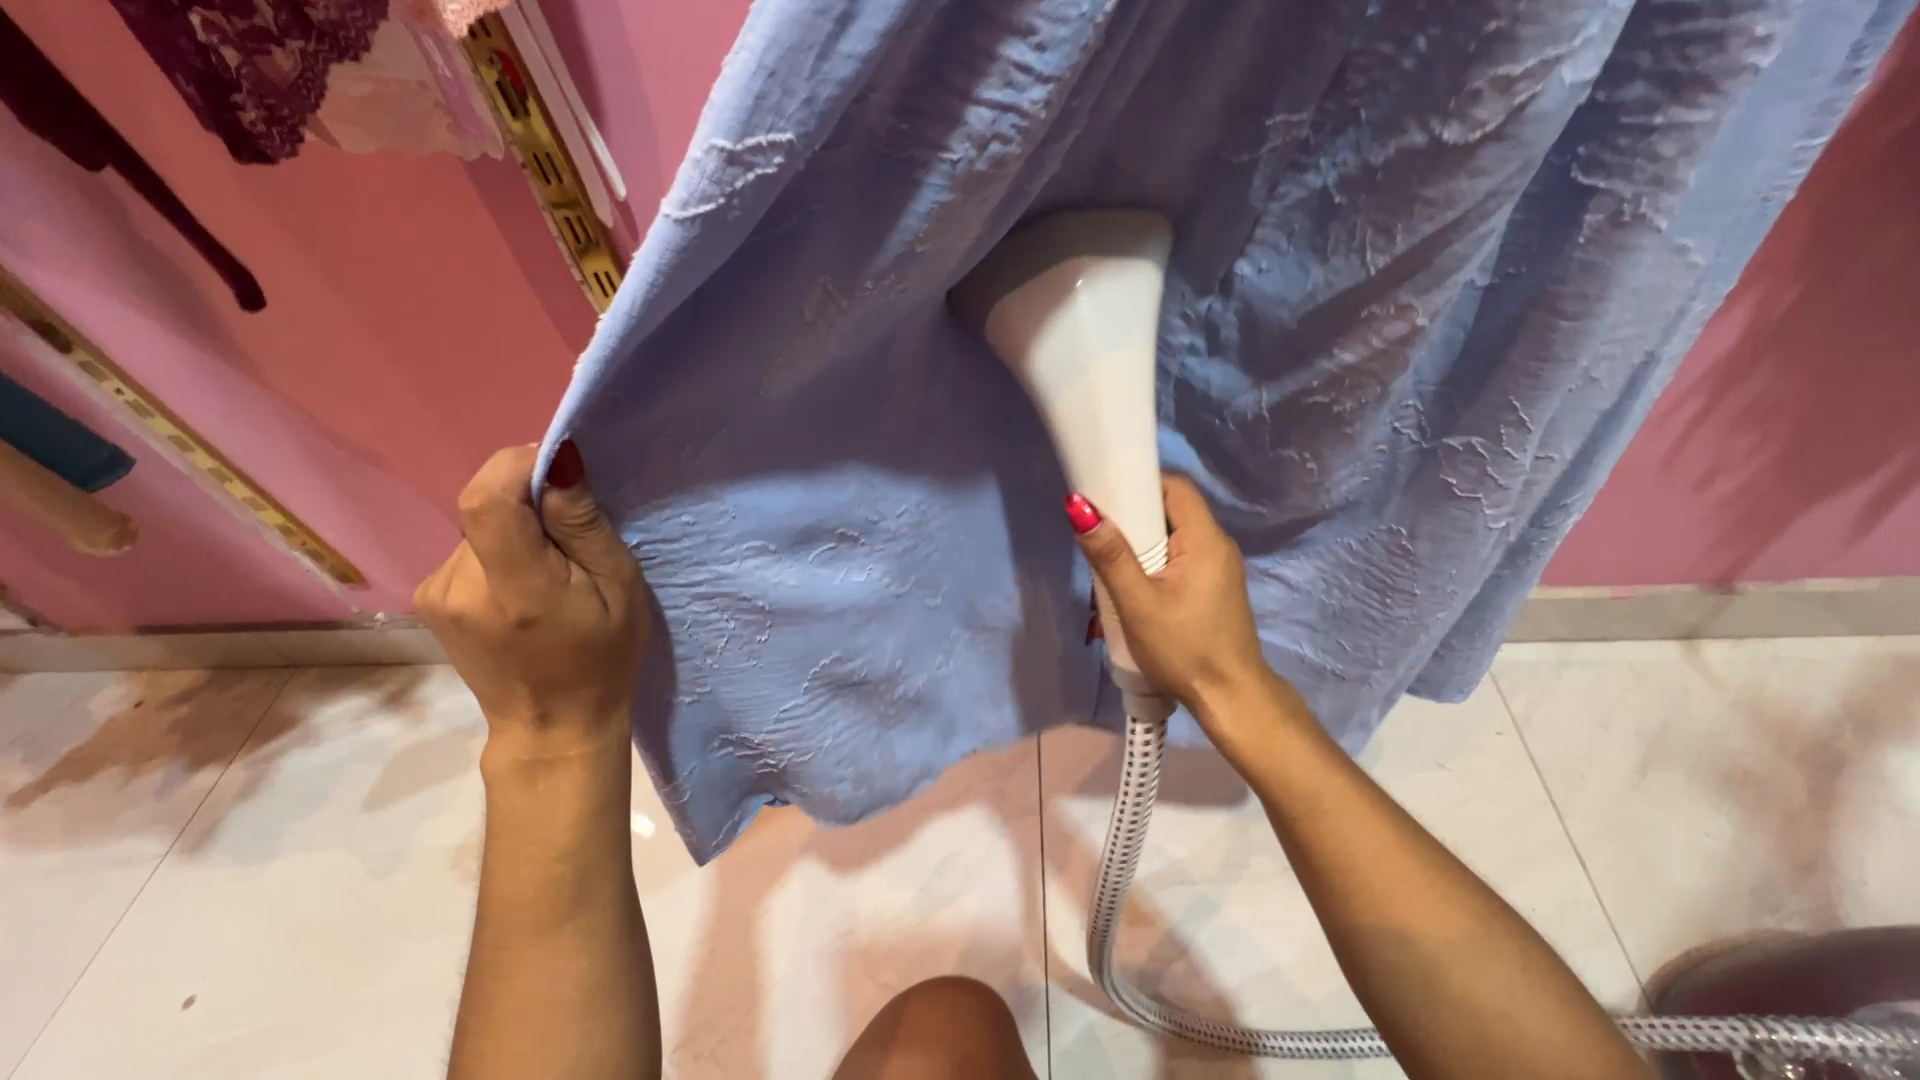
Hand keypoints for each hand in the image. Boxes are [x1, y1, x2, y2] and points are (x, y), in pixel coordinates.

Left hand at [416, 442, 649, 758]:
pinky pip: (469, 548)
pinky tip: (527, 582)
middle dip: (529, 500)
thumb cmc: (603, 659)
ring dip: (517, 527)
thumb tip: (558, 461)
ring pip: (478, 526)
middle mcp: (458, 586)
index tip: (560, 467)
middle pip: (485, 505)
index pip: (487, 497)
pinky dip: (501, 548)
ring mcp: (436, 593)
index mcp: (515, 588)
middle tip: (574, 532)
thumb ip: (583, 526)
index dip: (519, 465)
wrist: (552, 725)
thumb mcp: (618, 589)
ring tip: (554, 566)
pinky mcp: (429, 598)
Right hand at [1069, 474, 1296, 748]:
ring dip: (1141, 544)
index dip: (1140, 483)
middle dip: (1134, 517)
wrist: (1229, 698)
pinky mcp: (1213, 588)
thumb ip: (1110, 556)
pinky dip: (1153, 563)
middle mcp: (1218, 545)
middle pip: (1172, 510)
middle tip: (1101, 536)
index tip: (1106, 494)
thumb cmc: (1184, 649)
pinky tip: (1133, 587)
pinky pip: (1179, 558)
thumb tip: (1080, 507)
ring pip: (1173, 537)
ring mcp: (1218, 568)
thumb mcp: (1138, 604)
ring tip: (1110, 566)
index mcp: (1206, 540)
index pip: (1175, 487)